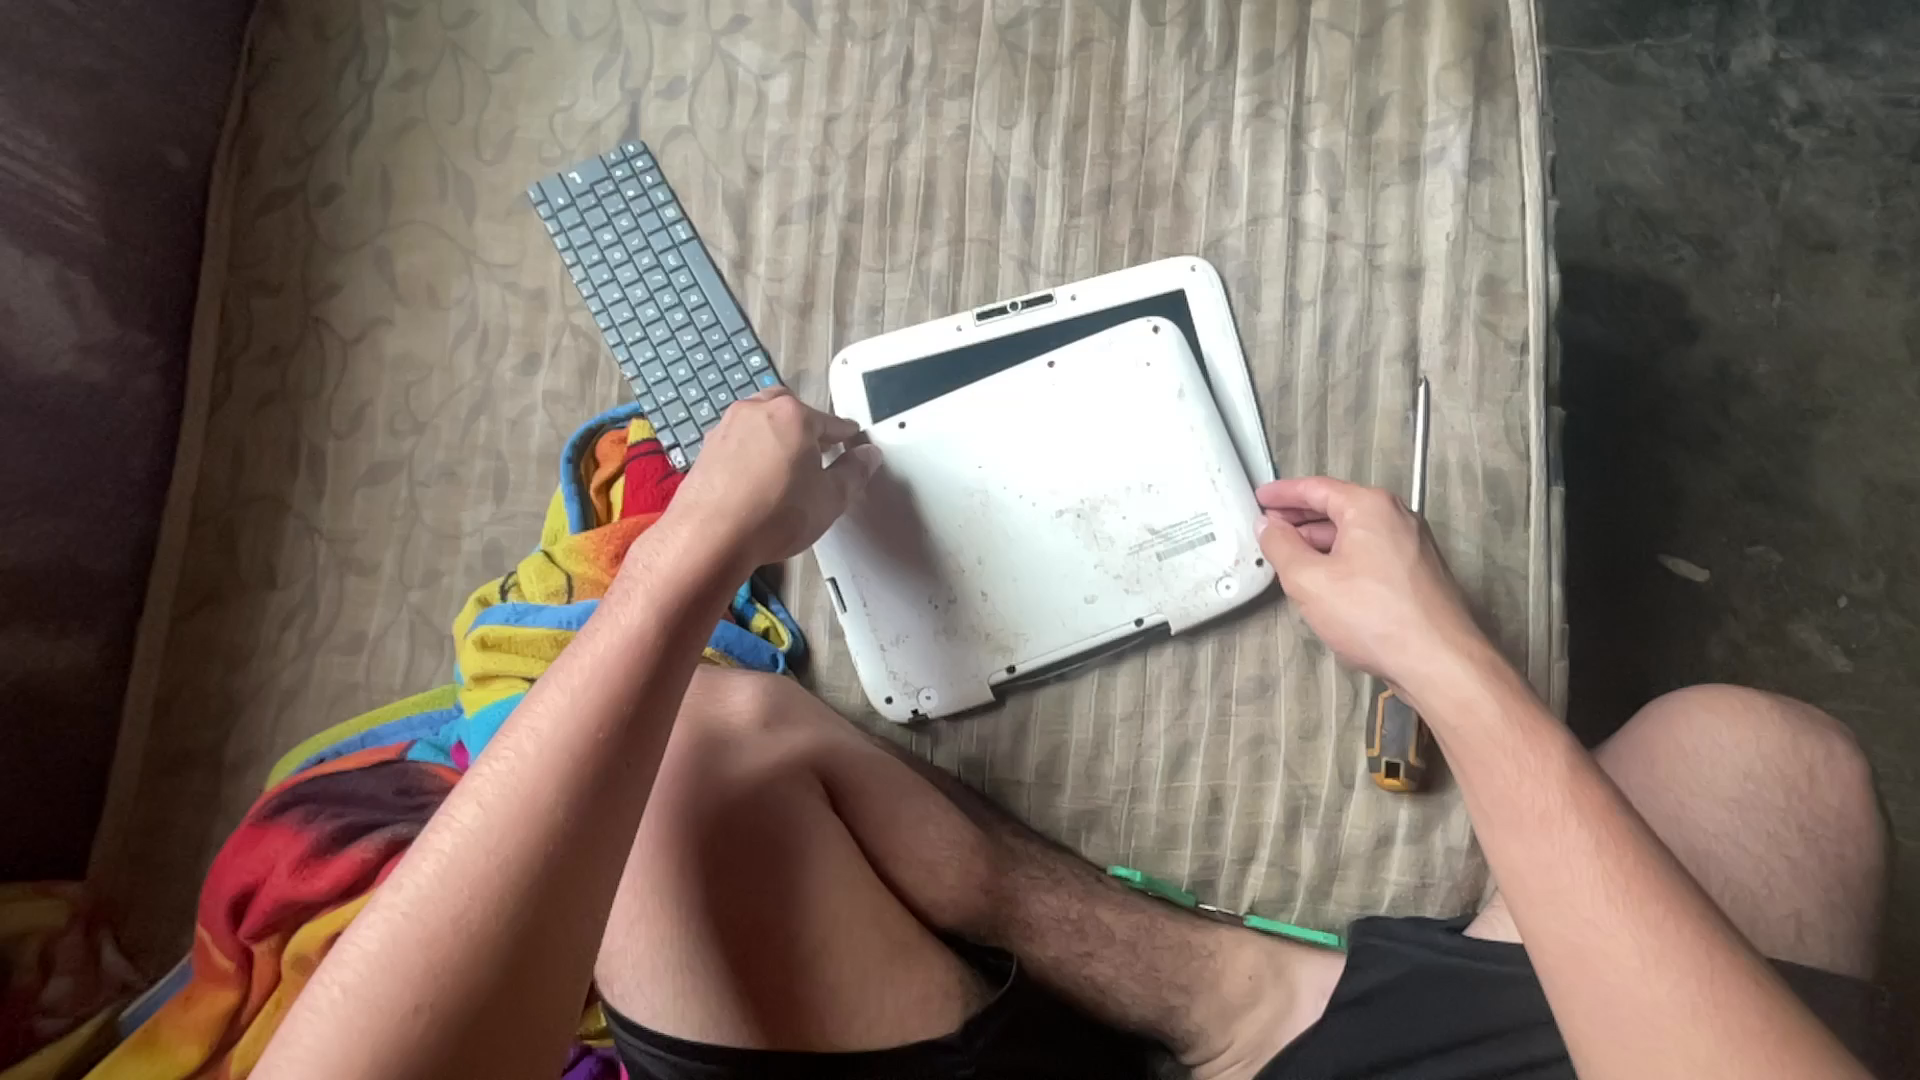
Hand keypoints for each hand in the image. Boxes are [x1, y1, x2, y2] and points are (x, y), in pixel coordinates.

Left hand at [665, 388, 879, 573]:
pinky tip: (759, 480)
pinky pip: (739, 442)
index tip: (852, 444)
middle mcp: (757, 412)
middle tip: (819, 454)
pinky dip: (753, 453)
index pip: (831, 421)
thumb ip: (854, 473)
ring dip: (777, 438)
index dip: (847, 436)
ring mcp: (727, 428)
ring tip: (787, 469)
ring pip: (761, 423)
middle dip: (807, 429)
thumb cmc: (769, 516)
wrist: (709, 538)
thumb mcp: (831, 499)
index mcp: (793, 416)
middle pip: (791, 410)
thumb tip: (866, 458)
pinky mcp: (707, 449)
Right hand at [1255, 476, 1493, 704]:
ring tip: (1289, 553)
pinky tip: (1323, 575)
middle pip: (1337, 506)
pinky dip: (1340, 554)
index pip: (1316, 488)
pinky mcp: (1416, 571)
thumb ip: (1280, 546)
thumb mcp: (1307, 579)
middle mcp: (1396, 518)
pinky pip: (1369, 550)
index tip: (1262, 496)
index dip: (1283, 493)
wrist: (1437, 661)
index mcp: (1370, 508)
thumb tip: (1268, 528)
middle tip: (1270, 524)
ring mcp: (1411, 544)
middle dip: (1299, 516)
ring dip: (1318, 538)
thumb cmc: (1377, 618)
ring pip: (1354, 531)